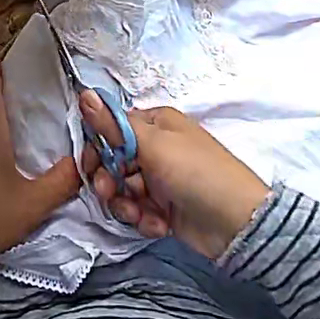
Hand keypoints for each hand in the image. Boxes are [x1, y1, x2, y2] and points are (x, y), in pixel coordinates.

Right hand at [79, 91, 268, 259]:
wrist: (235, 222)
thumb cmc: (195, 172)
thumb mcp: (152, 144)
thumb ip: (114, 124)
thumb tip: (84, 94)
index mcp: (156, 124)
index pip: (112, 130)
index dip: (97, 148)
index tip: (90, 165)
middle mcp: (156, 148)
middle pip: (113, 162)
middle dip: (109, 181)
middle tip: (110, 192)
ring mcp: (160, 179)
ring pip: (122, 189)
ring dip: (126, 204)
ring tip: (141, 213)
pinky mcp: (164, 207)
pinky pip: (139, 210)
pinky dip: (144, 219)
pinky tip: (159, 224)